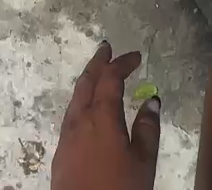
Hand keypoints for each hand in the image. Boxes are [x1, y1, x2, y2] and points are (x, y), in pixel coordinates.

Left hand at [51, 42, 160, 189]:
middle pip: (86, 82)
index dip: (122, 63)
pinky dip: (81, 101)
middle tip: (107, 48)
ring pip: (75, 98)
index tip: (136, 56)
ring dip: (87, 81)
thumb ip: (147, 129)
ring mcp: (66, 137)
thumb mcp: (143, 163)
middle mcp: (80, 121)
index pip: (110, 79)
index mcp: (102, 117)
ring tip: (98, 74)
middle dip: (98, 63)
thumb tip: (151, 101)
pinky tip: (87, 110)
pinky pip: (70, 115)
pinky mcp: (60, 154)